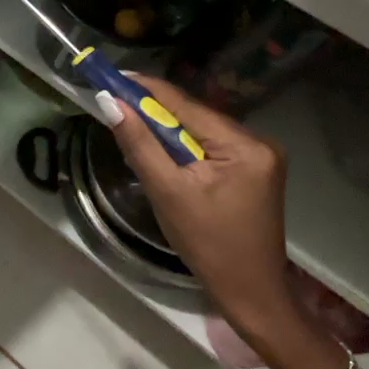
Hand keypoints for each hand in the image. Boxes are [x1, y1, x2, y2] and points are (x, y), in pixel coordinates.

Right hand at [108, 76, 295, 338]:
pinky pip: (209, 144)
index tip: (108, 76)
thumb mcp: (167, 192)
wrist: (250, 292)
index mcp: (244, 145)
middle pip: (192, 114)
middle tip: (113, 105)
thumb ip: (139, 143)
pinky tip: (162, 154)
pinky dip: (182, 146)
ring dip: (165, 129)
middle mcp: (258, 141)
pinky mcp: (254, 169)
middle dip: (152, 111)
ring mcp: (260, 155)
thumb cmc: (208, 244)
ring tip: (131, 130)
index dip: (144, 88)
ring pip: (199, 128)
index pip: (184, 103)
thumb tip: (111, 102)